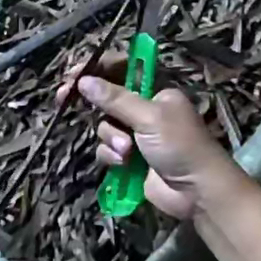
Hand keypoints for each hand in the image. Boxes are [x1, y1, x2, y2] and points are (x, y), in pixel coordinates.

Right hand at [75, 75, 244, 219]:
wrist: (197, 193)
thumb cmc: (181, 146)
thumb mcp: (149, 117)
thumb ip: (115, 99)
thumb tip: (83, 81)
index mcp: (155, 90)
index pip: (122, 68)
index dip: (97, 68)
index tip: (74, 73)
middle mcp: (144, 108)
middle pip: (106, 97)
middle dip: (90, 100)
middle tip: (63, 96)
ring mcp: (136, 134)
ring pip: (104, 126)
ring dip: (111, 138)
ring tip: (127, 151)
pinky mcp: (129, 158)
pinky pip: (106, 149)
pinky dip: (112, 156)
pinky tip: (124, 164)